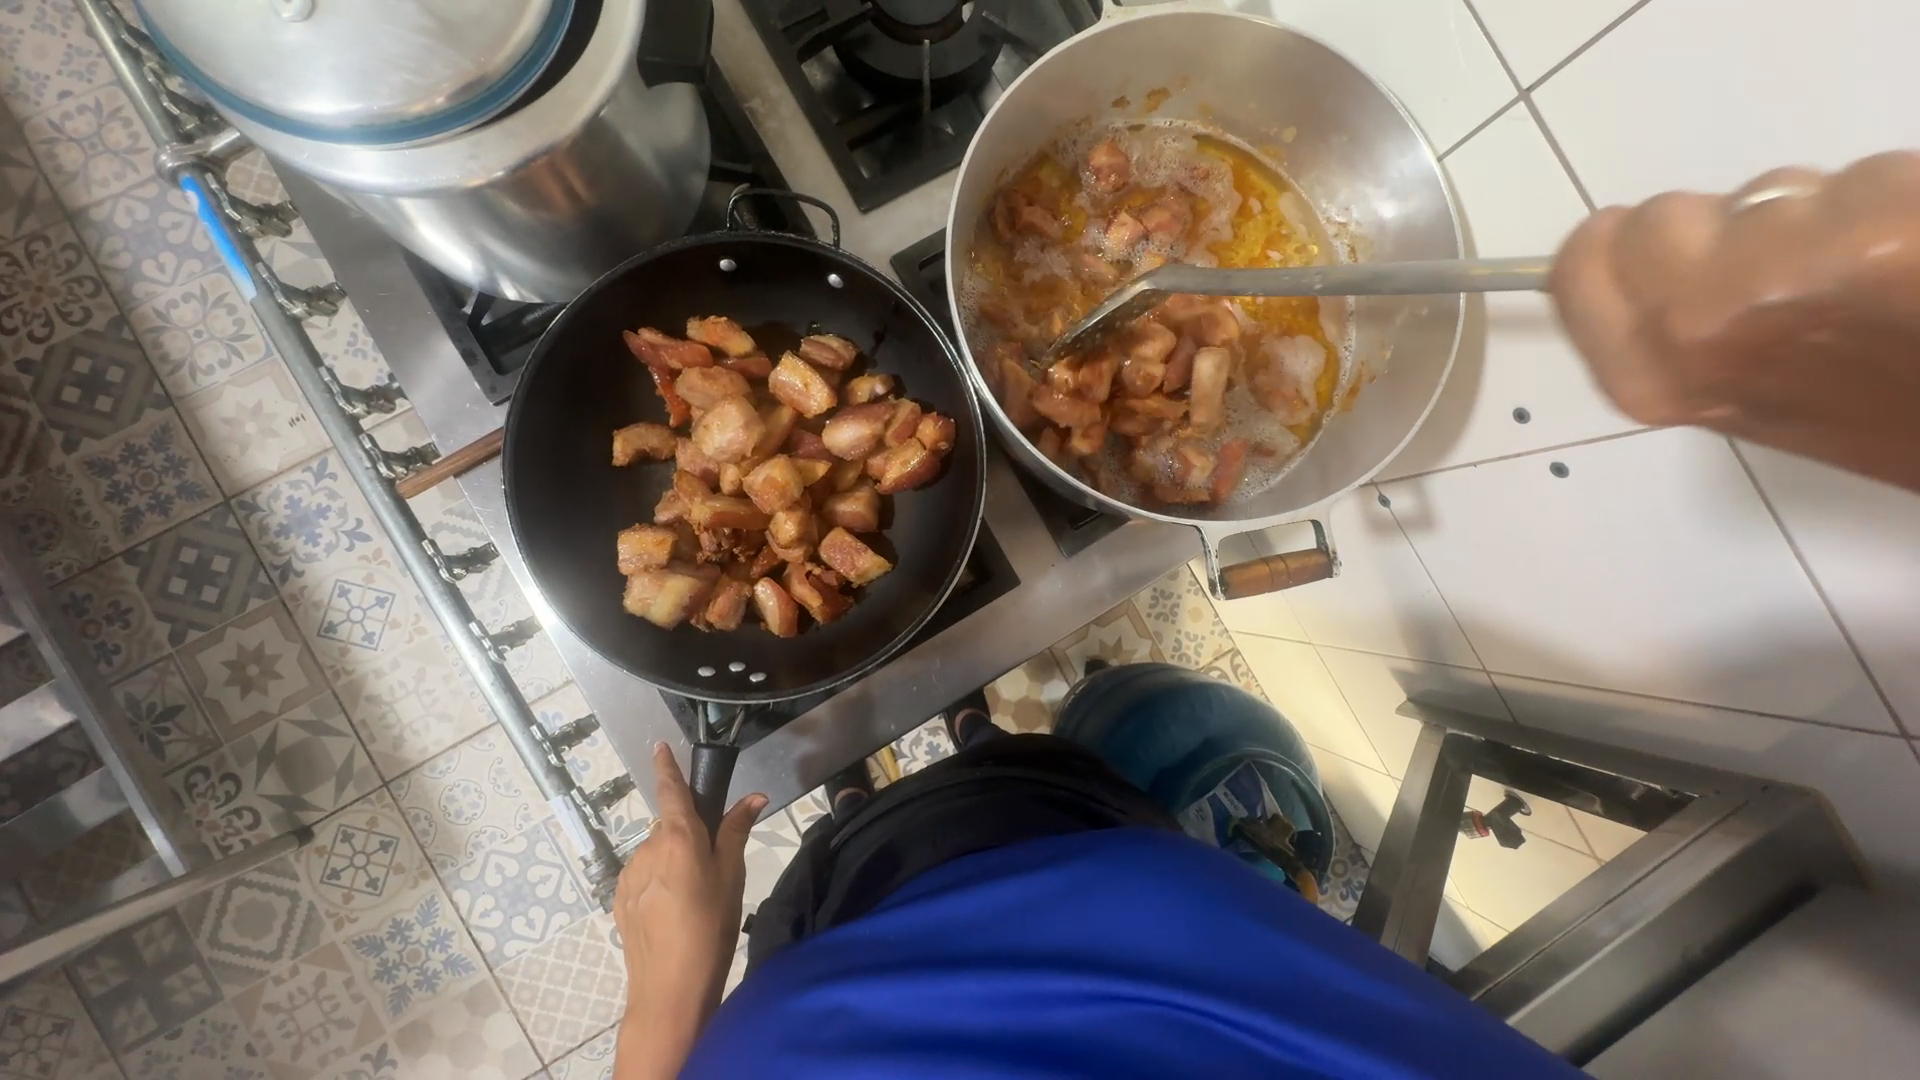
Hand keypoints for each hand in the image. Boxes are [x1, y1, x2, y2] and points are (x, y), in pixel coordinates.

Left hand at [612, 743, 764, 1079]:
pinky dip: (660, 881)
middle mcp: (647, 849)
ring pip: (657, 852)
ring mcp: (630, 876)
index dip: (666, 767)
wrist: (670, 989)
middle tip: (713, 862)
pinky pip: (645, 875)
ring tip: (695, 895)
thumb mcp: (732, 874)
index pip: (670, 791)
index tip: (659, 746)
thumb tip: (753, 797)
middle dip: (688, 833)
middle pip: (670, 825)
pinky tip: (674, 910)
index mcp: (678, 837)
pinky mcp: (620, 901)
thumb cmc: (710, 925)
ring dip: (673, 860)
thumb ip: (736, 831)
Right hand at [1550, 151, 1919, 491]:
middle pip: (1659, 216)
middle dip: (1715, 224)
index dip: (1621, 243)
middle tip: (1777, 270)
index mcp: (1642, 375)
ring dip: (1813, 211)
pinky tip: (1906, 251)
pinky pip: (1867, 176)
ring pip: (1768, 188)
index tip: (1671, 252)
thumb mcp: (1706, 391)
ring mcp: (1778, 278)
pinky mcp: (1872, 237)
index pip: (1579, 263)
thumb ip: (1649, 327)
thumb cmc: (1838, 412)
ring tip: (1859, 267)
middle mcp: (1690, 328)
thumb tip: (1614, 250)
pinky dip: (1893, 199)